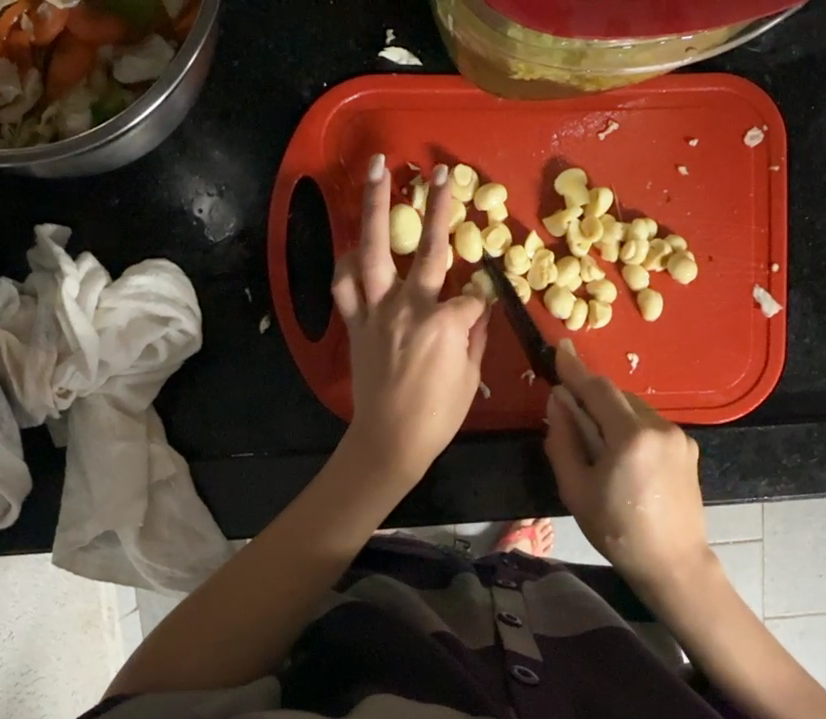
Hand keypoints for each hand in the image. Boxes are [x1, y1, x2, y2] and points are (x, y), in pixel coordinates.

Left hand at [331, 156, 491, 482]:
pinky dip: (347, 263)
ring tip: (378, 171)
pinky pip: (344, 285)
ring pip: (374, 250)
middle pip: (426, 248)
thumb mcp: (470, 377)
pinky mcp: (355, 324)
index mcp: (446, 322)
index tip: (481, 312)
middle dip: (437, 206)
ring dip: (375, 207)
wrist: (390, 440)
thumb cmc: (437, 416)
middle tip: (440, 171)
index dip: (480, 302)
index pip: (471, 297)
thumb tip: (478, 311)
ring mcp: (378, 312)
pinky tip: (355, 247)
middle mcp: (410, 307)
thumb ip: (475, 336)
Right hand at [543, 342, 715, 592]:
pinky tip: (619, 453)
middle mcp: (659, 426)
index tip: (559, 350)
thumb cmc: (616, 530)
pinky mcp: (687, 449)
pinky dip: (630, 427)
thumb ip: (563, 441)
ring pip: (636, 410)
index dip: (576, 369)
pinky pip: (651, 426)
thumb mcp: (576, 490)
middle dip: (591, 395)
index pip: (598, 389)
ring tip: (592, 438)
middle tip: (566, 405)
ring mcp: (678, 436)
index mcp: (630, 436)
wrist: (672, 561)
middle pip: (618, 396)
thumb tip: (557, 403)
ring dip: (611, 413)